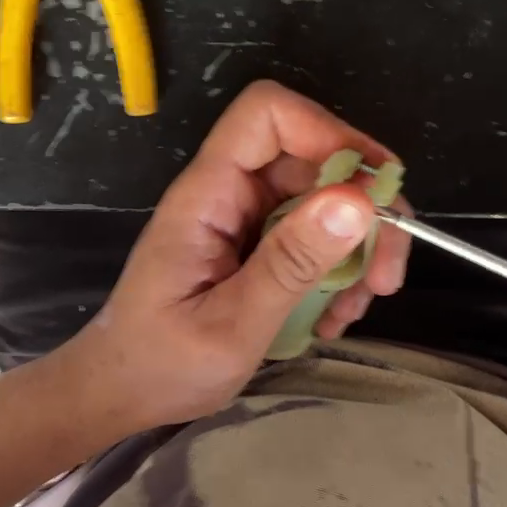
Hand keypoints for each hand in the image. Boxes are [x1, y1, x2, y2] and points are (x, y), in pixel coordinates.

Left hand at [60, 81, 410, 427]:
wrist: (120, 392)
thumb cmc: (161, 364)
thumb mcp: (233, 324)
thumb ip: (291, 262)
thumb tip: (358, 199)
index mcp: (206, 195)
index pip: (266, 115)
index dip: (327, 133)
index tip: (371, 195)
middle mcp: (225, 195)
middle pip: (311, 161)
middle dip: (362, 211)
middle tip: (385, 278)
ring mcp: (239, 221)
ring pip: (320, 202)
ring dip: (354, 251)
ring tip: (354, 310)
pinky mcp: (251, 250)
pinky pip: (309, 239)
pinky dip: (334, 273)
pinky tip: (332, 320)